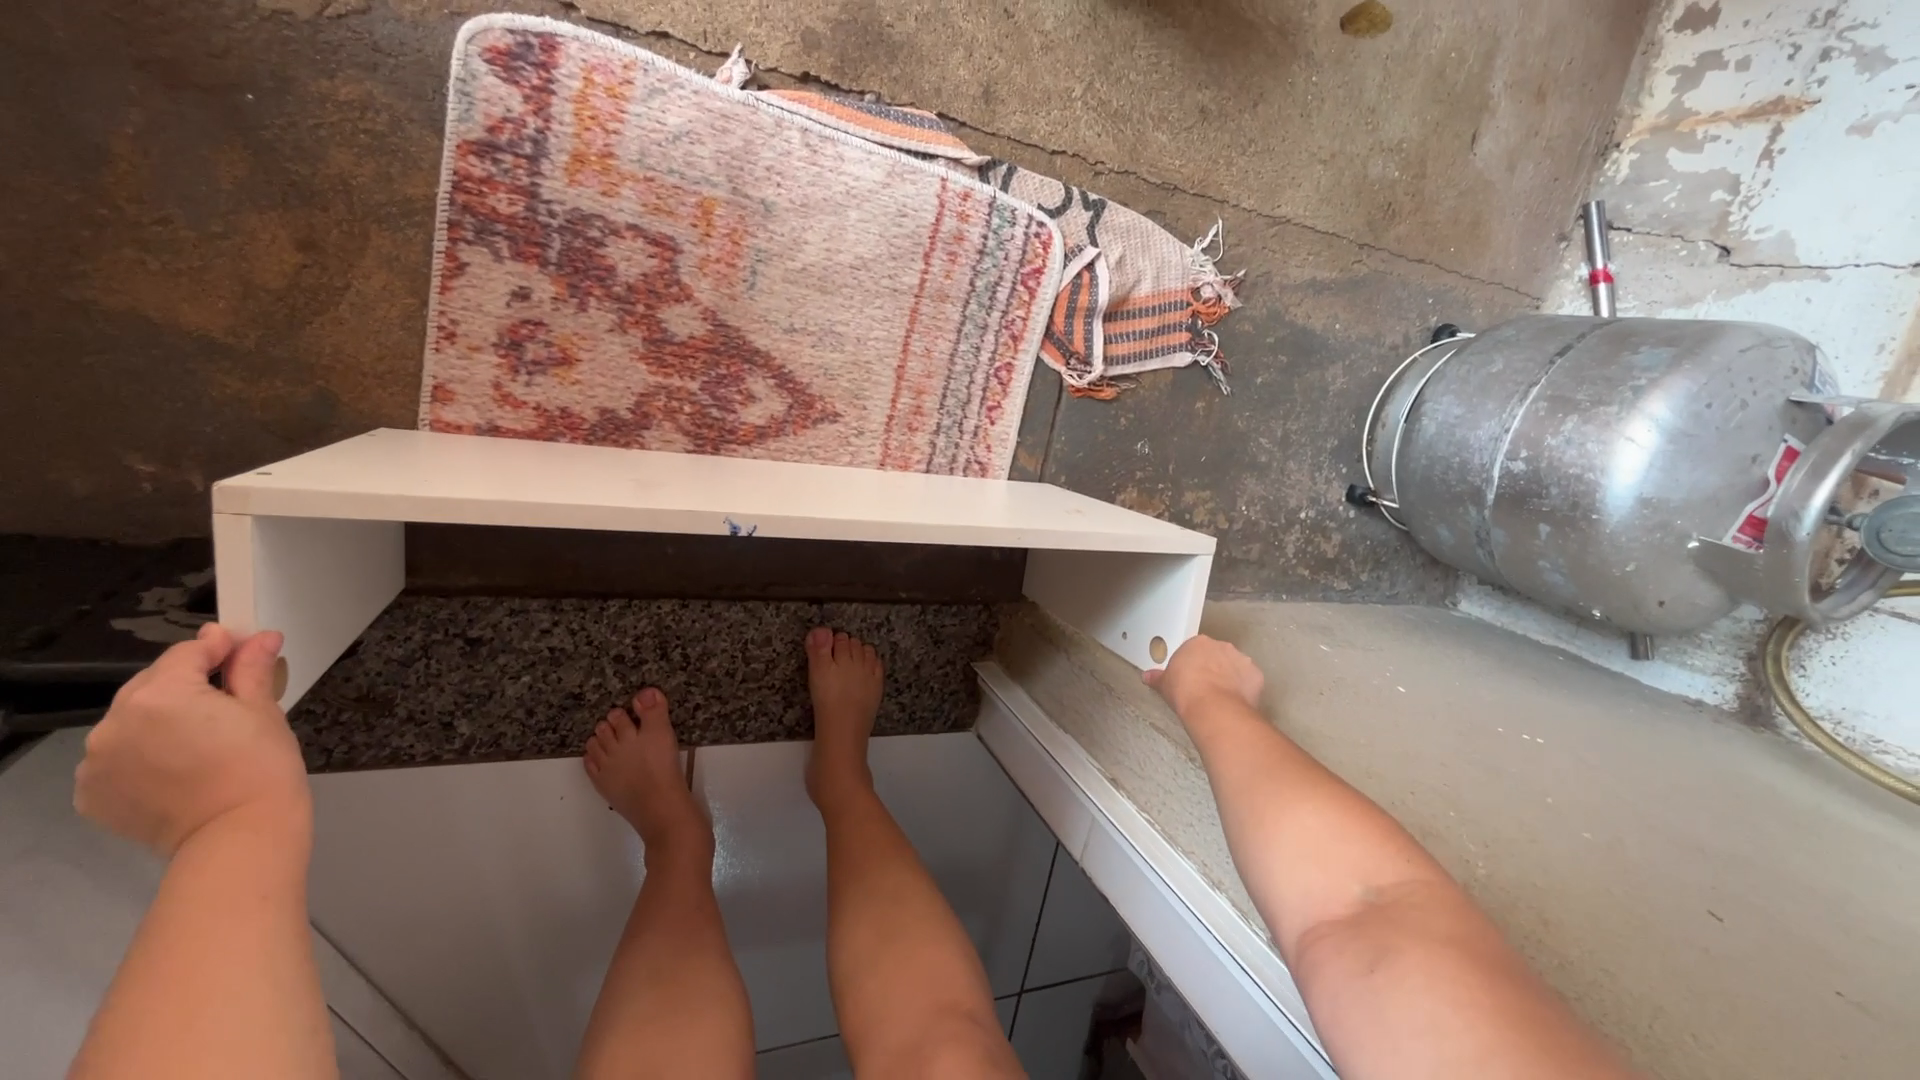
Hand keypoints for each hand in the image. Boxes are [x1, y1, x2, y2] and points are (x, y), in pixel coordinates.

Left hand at [75, 623, 309, 855]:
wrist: (238, 832)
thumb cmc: (262, 766)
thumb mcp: (264, 711)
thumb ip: (252, 669)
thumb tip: (260, 637)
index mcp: (161, 694)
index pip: (187, 653)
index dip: (218, 648)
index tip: (244, 653)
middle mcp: (115, 722)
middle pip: (151, 685)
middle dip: (187, 687)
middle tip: (228, 705)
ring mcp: (95, 761)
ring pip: (131, 723)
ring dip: (159, 722)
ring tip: (200, 744)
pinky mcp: (91, 792)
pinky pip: (116, 759)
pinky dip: (141, 757)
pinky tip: (175, 770)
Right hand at [1143, 635, 1264, 717]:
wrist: (1213, 708)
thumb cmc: (1186, 691)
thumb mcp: (1165, 684)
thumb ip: (1157, 678)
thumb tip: (1148, 677)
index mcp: (1198, 643)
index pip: (1195, 649)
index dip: (1192, 664)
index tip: (1189, 677)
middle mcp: (1221, 646)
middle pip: (1217, 655)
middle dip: (1212, 668)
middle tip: (1204, 687)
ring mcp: (1241, 660)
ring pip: (1235, 667)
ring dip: (1230, 677)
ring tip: (1220, 697)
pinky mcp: (1255, 675)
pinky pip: (1249, 681)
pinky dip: (1244, 689)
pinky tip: (1234, 701)